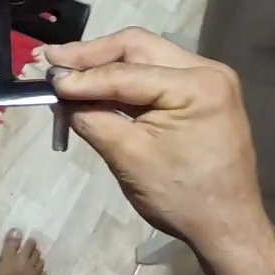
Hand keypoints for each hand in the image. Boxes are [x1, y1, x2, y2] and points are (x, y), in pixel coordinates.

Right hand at [46, 28, 270, 250]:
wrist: (226, 228)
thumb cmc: (181, 197)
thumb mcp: (128, 156)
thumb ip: (90, 117)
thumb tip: (58, 91)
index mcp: (198, 85)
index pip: (127, 72)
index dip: (83, 77)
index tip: (47, 81)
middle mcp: (207, 70)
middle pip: (137, 47)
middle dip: (92, 55)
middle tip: (53, 61)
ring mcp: (206, 78)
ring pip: (143, 55)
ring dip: (104, 64)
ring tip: (66, 70)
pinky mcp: (199, 91)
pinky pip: (153, 73)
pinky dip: (122, 78)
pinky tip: (94, 84)